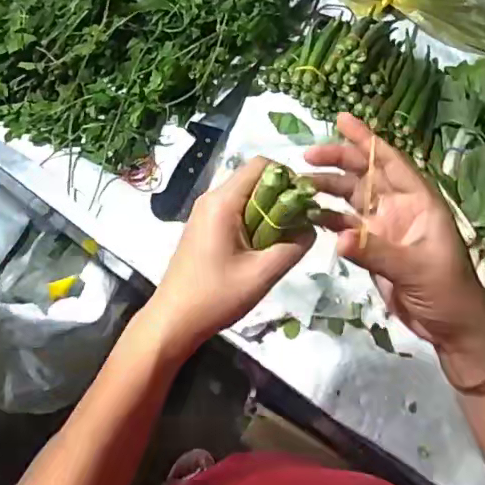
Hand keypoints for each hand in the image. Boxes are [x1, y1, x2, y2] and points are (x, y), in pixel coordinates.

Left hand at [141, 157, 311, 354]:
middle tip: (299, 224)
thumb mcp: (261, 275)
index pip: (261, 165)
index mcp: (222, 201)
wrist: (173, 319)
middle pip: (255, 179)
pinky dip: (254, 220)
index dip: (288, 177)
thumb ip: (292, 247)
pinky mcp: (206, 226)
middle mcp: (212, 198)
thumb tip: (311, 227)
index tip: (305, 203)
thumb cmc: (215, 296)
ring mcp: (206, 212)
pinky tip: (263, 248)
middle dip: (281, 196)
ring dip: (269, 211)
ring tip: (284, 239)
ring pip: (247, 196)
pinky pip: (236, 210)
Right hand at [305, 114, 484, 376]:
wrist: (453, 331)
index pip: (390, 161)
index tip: (342, 118)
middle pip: (365, 173)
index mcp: (419, 201)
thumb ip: (375, 251)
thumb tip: (338, 237)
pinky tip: (308, 212)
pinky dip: (327, 216)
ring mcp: (384, 225)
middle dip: (338, 160)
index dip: (366, 139)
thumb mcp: (416, 269)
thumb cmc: (448, 293)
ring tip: (301, 183)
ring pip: (351, 196)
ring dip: (328, 187)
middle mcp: (399, 206)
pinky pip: (345, 223)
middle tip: (308, 155)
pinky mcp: (372, 245)